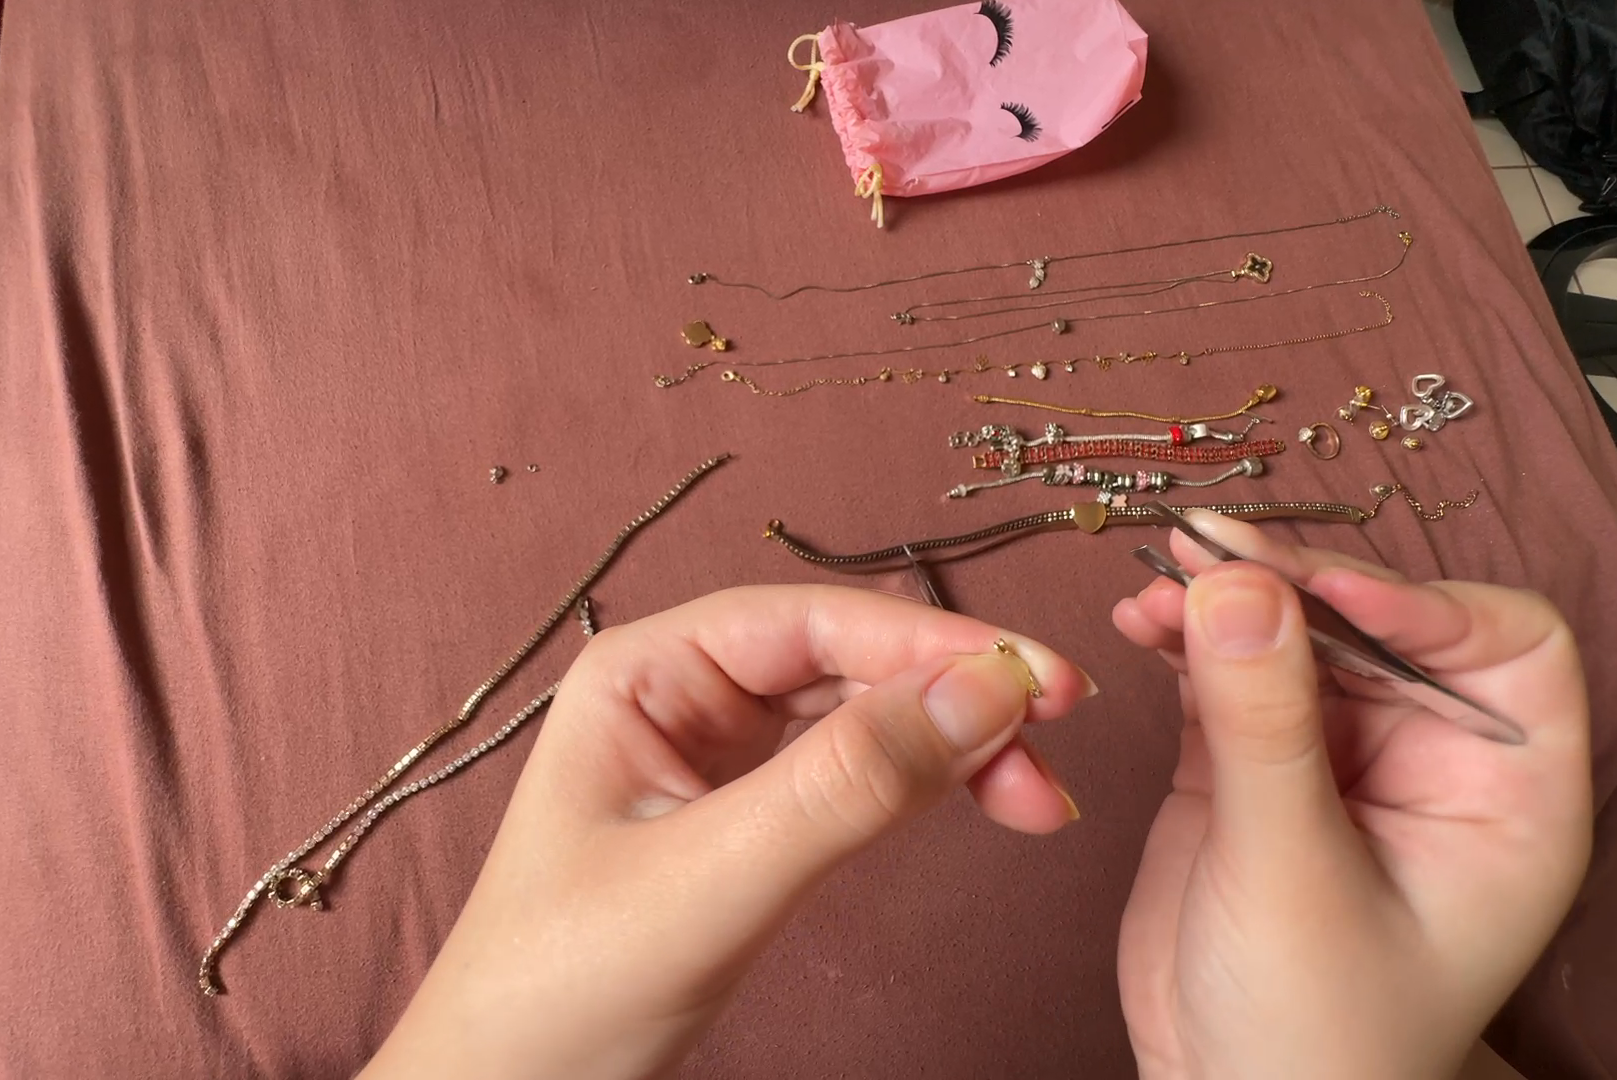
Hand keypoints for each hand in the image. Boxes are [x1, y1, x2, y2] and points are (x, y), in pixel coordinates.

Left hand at [363, 584, 1092, 1079]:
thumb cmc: (563, 986)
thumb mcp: (710, 879)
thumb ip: (848, 783)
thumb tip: (986, 689)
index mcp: (649, 667)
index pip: (810, 622)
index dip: (929, 640)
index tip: (1039, 676)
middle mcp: (688, 685)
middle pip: (845, 659)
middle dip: (950, 694)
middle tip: (1053, 741)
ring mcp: (721, 743)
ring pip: (859, 710)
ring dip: (949, 737)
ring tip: (1032, 791)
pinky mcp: (750, 799)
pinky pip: (850, 764)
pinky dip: (919, 778)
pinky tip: (971, 793)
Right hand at [1110, 513, 1591, 1079]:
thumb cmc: (1306, 1020)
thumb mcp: (1289, 869)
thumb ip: (1262, 725)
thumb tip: (1235, 587)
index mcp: (1496, 793)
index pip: (1497, 646)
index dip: (1411, 602)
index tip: (1305, 588)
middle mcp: (1412, 755)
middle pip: (1363, 622)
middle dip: (1282, 582)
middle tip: (1197, 553)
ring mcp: (1315, 750)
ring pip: (1277, 635)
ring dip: (1216, 600)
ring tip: (1152, 587)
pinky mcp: (1235, 755)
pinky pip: (1212, 668)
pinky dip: (1175, 638)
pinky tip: (1137, 624)